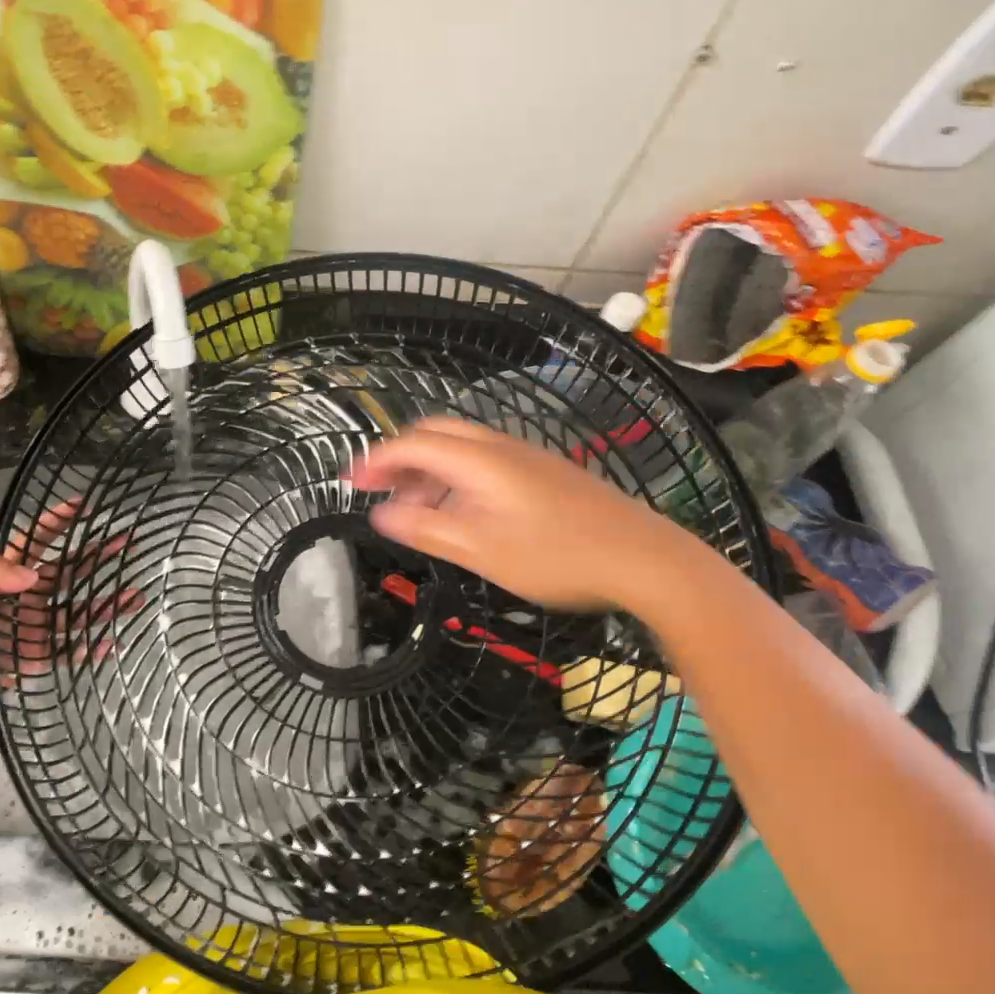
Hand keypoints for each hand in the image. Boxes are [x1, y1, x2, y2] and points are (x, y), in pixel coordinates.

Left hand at [0, 499, 138, 717]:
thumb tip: (34, 574)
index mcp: (5, 578)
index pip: (36, 541)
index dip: (57, 521)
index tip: (83, 506)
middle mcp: (26, 598)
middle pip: (67, 571)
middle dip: (96, 556)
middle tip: (125, 544)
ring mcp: (35, 627)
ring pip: (77, 609)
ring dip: (105, 602)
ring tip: (133, 596)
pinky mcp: (39, 655)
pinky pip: (72, 648)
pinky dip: (93, 645)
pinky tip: (112, 641)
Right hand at [348, 417, 701, 612]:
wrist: (645, 558)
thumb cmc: (557, 557)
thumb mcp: (481, 550)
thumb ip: (427, 528)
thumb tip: (380, 514)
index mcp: (480, 461)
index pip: (413, 445)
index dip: (376, 460)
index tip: (349, 483)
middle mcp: (501, 448)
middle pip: (436, 435)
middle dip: (399, 457)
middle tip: (376, 489)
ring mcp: (527, 458)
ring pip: (462, 448)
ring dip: (428, 470)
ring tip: (412, 507)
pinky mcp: (545, 475)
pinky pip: (485, 462)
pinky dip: (455, 478)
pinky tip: (461, 512)